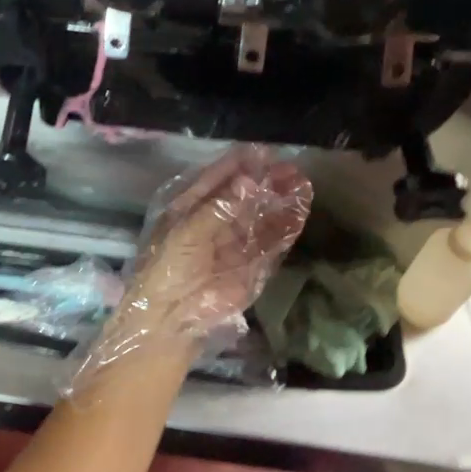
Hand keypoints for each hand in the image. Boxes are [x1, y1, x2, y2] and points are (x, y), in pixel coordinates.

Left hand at [68, 146, 311, 395]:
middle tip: (291, 169)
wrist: (170, 319)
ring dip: (280, 201)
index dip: (239, 164)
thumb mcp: (187, 231)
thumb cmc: (168, 268)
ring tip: (302, 184)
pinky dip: (285, 227)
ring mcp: (232, 244)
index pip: (216, 178)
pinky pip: (270, 243)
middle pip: (243, 195)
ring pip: (260, 217)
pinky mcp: (249, 267)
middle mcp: (212, 221)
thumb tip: (249, 180)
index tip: (265, 152)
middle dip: (266, 181)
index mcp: (187, 207)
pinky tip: (300, 212)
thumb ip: (219, 207)